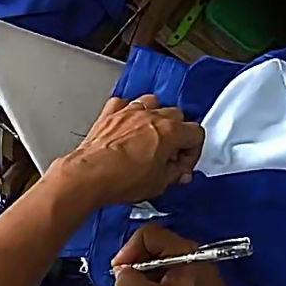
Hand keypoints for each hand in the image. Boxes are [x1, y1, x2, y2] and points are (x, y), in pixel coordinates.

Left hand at [52, 95, 203, 207]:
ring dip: (156, 117)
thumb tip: (179, 171)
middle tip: (170, 154)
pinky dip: (129, 113)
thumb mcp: (160, 183)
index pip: (196, 133)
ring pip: (153, 102)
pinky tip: (129, 127)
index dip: (193, 152)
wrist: (89, 176)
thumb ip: (175, 173)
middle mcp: (151, 115)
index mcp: (170, 131)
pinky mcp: (110, 115)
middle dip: (178, 134)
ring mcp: (129, 112)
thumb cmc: (121, 178)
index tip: (183, 164)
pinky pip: (124, 104)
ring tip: (152, 137)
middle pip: (177, 115)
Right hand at [113, 225, 256, 285]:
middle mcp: (194, 252)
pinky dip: (159, 280)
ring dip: (146, 272)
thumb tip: (121, 272)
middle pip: (156, 244)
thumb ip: (129, 281)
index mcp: (184, 250)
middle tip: (125, 282)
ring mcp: (200, 266)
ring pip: (163, 259)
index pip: (148, 233)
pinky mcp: (202, 281)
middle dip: (136, 261)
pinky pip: (174, 271)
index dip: (128, 250)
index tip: (119, 271)